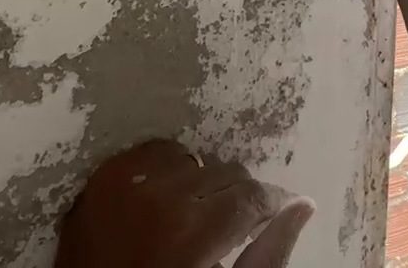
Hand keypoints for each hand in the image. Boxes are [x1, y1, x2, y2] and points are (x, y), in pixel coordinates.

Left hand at [55, 140, 314, 267]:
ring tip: (191, 213)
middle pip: (225, 173)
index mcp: (196, 233)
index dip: (269, 204)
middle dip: (233, 196)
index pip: (252, 196)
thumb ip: (267, 254)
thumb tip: (304, 203)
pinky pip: (153, 152)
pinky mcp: (103, 178)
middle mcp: (163, 197)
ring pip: (193, 160)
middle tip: (225, 225)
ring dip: (199, 183)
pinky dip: (165, 170)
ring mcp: (129, 183)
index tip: (272, 212)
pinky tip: (162, 198)